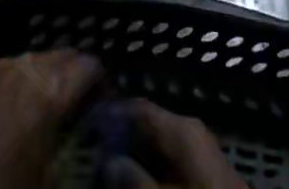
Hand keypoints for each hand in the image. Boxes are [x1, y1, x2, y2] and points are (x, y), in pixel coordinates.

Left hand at [0, 51, 102, 188]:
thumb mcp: (51, 179)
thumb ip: (77, 148)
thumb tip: (94, 133)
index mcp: (50, 90)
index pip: (90, 65)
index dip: (101, 84)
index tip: (104, 107)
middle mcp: (26, 67)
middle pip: (65, 54)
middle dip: (76, 75)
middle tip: (79, 109)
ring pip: (38, 57)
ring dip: (50, 74)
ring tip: (48, 108)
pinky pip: (11, 64)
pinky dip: (23, 77)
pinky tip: (18, 107)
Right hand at [101, 101, 247, 188]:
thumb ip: (131, 180)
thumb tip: (109, 162)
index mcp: (180, 129)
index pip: (137, 107)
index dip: (109, 114)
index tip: (84, 127)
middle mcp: (189, 131)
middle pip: (145, 126)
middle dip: (119, 141)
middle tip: (92, 158)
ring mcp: (198, 152)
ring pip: (156, 147)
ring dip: (134, 159)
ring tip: (108, 173)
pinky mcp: (204, 174)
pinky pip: (168, 163)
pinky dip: (150, 170)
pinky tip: (136, 183)